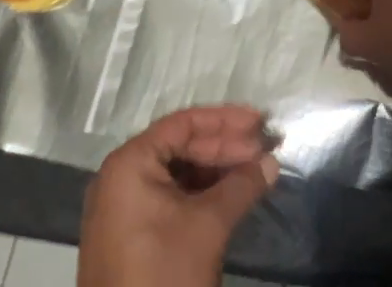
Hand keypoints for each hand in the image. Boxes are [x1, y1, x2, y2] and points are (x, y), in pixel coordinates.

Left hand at [78, 105, 278, 286]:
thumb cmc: (164, 274)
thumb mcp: (208, 225)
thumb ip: (242, 185)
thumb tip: (271, 162)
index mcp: (130, 164)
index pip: (183, 124)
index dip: (225, 120)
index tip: (260, 122)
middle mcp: (120, 177)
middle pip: (179, 146)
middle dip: (224, 147)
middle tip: (264, 149)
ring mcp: (122, 207)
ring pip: (176, 173)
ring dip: (215, 170)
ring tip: (255, 171)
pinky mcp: (130, 233)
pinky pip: (168, 197)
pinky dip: (200, 193)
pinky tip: (232, 195)